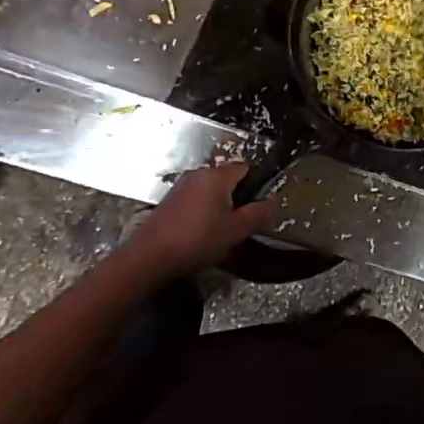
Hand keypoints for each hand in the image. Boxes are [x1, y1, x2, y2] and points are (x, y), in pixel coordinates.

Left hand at [116, 163, 275, 278]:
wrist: (151, 256)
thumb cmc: (199, 239)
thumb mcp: (237, 230)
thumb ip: (258, 213)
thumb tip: (272, 201)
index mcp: (217, 176)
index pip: (245, 167)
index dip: (255, 184)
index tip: (256, 205)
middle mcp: (198, 174)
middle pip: (226, 178)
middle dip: (236, 196)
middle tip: (240, 221)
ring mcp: (181, 186)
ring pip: (210, 190)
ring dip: (218, 205)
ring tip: (221, 230)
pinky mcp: (169, 200)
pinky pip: (195, 198)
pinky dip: (202, 210)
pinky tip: (201, 232)